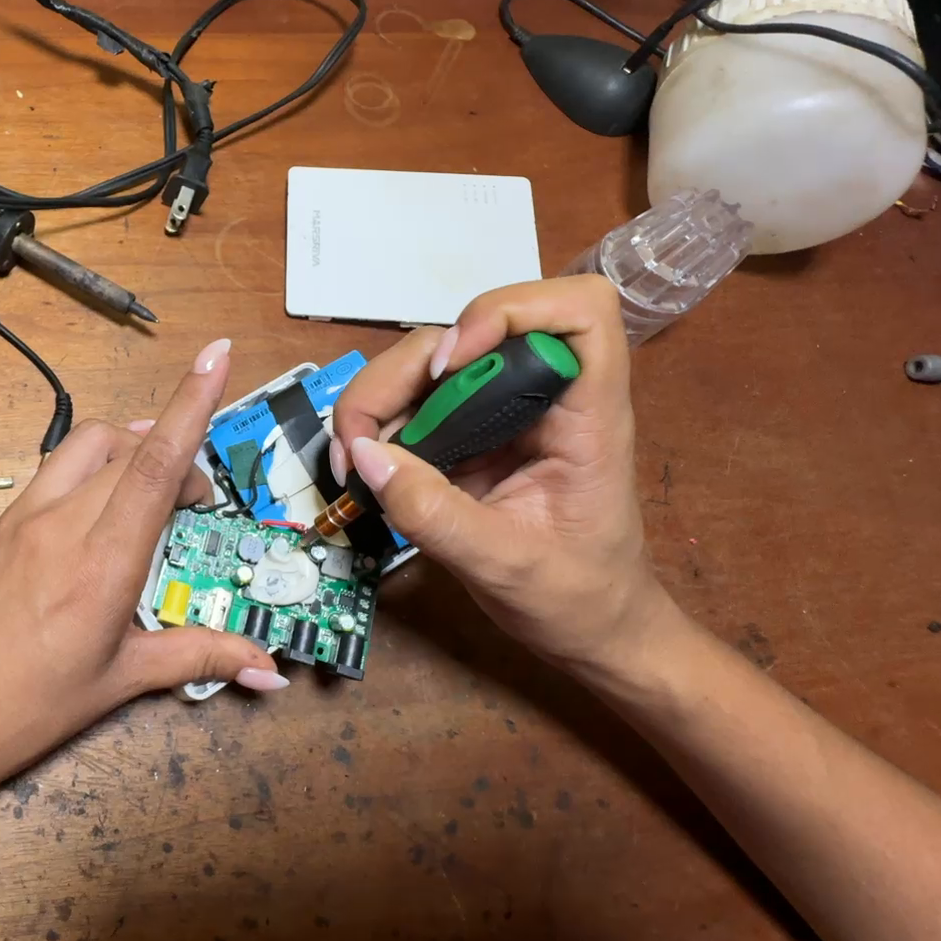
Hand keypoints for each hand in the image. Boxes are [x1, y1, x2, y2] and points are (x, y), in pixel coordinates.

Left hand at [0, 338, 283, 808]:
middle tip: (194, 502)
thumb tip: (272, 672)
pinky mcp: (0, 524)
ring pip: (87, 446)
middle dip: (175, 453)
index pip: (155, 464)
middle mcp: (62, 523)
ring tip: (152, 483)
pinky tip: (99, 509)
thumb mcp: (123, 681)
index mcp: (102, 563)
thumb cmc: (32, 708)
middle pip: (129, 449)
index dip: (191, 403)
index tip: (216, 353)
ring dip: (129, 446)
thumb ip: (201, 658)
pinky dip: (91, 467)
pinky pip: (55, 471)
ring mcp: (24, 518)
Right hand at [331, 276, 678, 674]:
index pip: (576, 311)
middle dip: (398, 376)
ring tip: (351, 461)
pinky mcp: (462, 432)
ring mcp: (494, 411)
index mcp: (583, 414)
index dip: (509, 313)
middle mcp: (537, 397)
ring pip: (423, 363)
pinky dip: (372, 426)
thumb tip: (367, 457)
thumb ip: (437, 515)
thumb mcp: (506, 566)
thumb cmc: (576, 598)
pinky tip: (360, 466)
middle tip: (359, 440)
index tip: (450, 369)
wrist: (588, 629)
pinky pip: (407, 403)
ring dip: (373, 402)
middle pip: (462, 333)